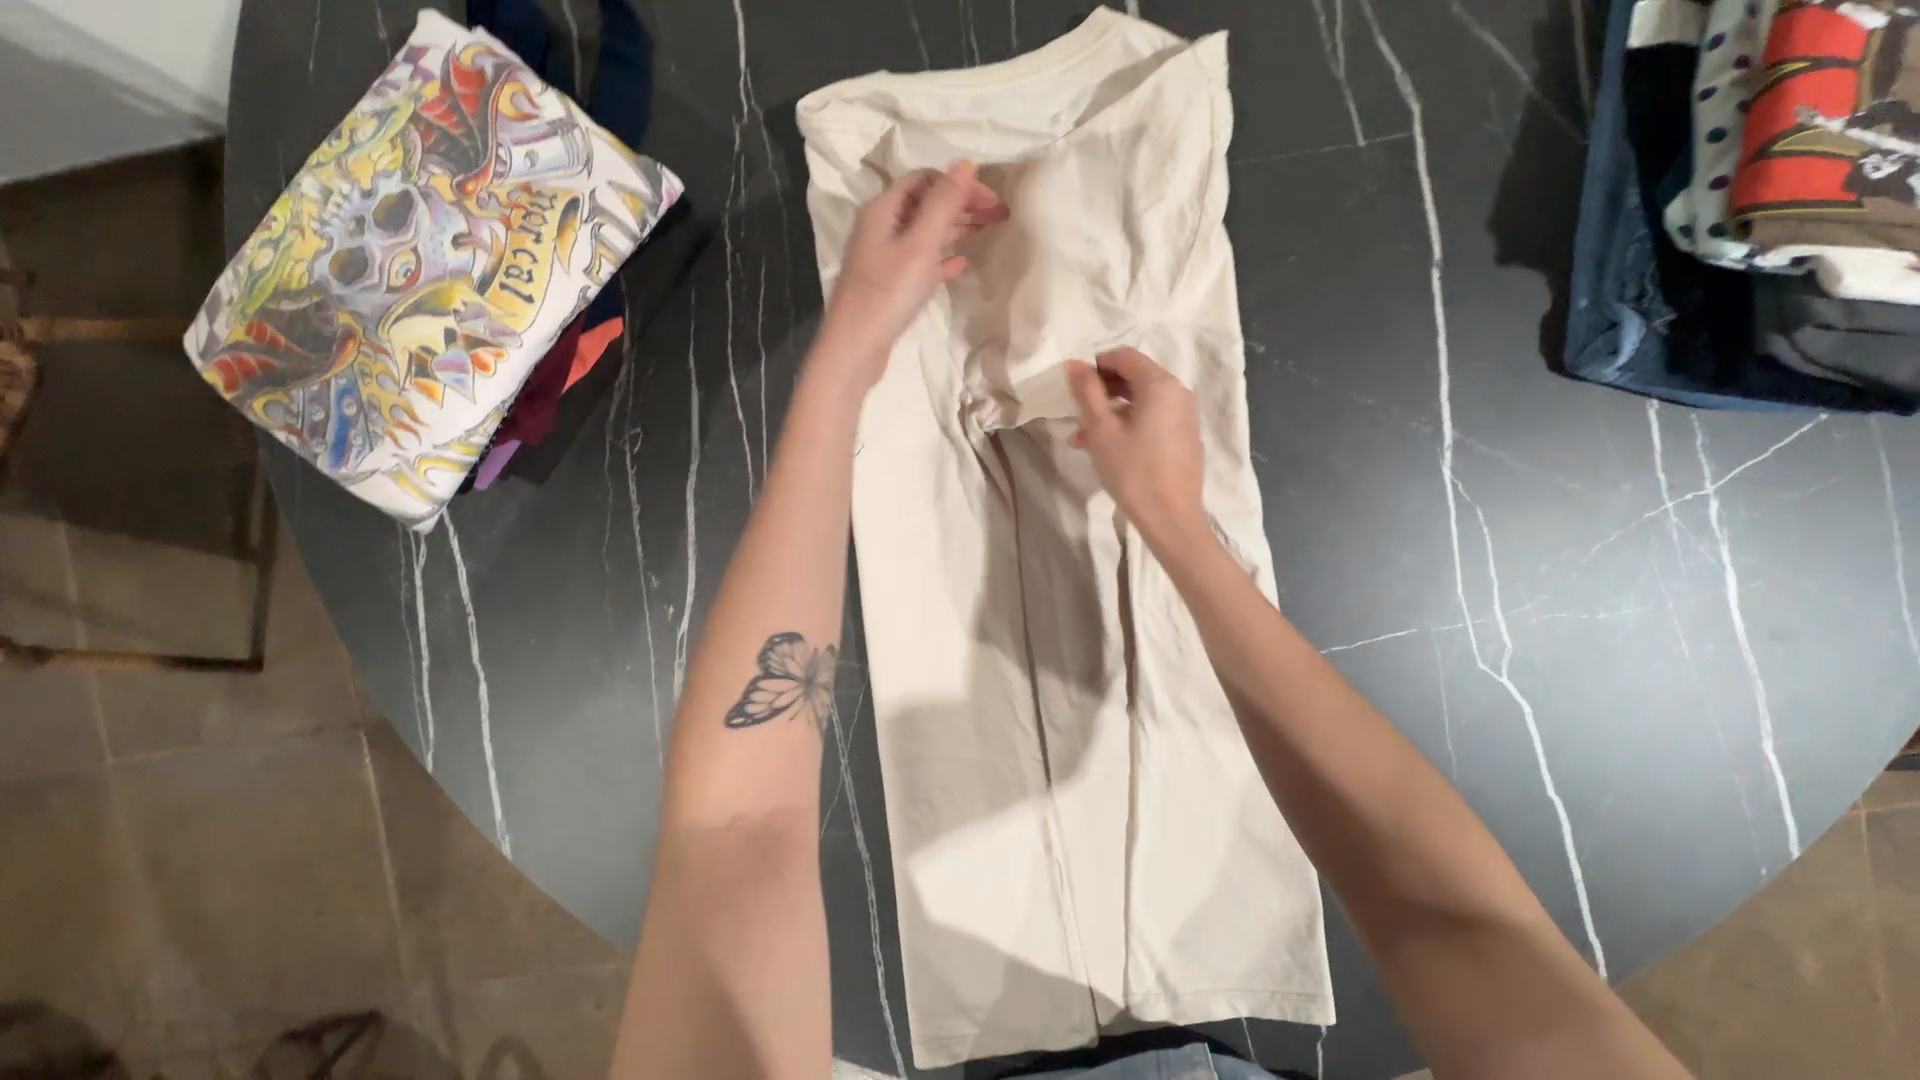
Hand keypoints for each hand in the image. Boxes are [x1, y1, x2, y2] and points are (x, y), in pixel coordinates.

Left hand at [818, 162, 1008, 386]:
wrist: (855, 347)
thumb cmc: (888, 293)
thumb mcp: (920, 244)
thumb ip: (943, 203)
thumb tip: (965, 164)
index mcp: (883, 209)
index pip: (925, 179)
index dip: (959, 184)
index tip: (991, 199)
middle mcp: (881, 227)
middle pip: (926, 204)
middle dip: (962, 204)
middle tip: (1000, 214)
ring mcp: (884, 256)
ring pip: (926, 232)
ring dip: (957, 228)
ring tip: (988, 231)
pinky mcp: (890, 284)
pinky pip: (921, 262)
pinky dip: (942, 258)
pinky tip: (961, 264)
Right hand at [1067, 348, 1207, 547]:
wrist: (1171, 518)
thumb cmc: (1133, 471)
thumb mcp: (1102, 430)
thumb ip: (1086, 392)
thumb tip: (1074, 364)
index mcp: (1160, 384)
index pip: (1125, 356)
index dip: (1096, 365)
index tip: (1074, 387)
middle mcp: (1178, 393)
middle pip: (1135, 377)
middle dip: (1102, 392)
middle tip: (1076, 414)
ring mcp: (1185, 416)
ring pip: (1142, 401)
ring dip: (1111, 412)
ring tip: (1084, 439)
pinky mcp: (1185, 437)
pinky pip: (1154, 418)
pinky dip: (1130, 424)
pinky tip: (1110, 449)